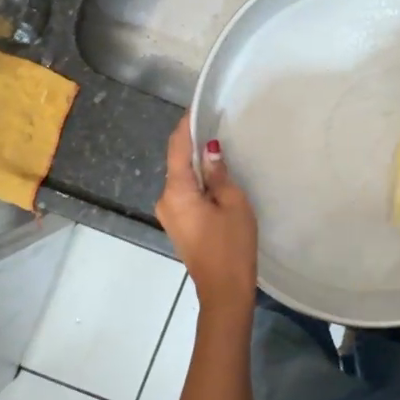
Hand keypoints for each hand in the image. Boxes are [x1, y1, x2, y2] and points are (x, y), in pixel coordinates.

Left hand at [157, 114, 258, 317]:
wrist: (224, 291)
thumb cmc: (232, 246)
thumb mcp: (233, 204)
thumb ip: (218, 173)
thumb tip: (209, 149)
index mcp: (177, 191)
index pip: (177, 147)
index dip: (186, 126)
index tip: (198, 107)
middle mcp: (165, 199)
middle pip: (177, 162)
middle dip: (194, 144)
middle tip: (217, 125)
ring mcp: (169, 214)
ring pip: (182, 179)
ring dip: (197, 164)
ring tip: (221, 149)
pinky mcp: (178, 224)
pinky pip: (185, 193)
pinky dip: (197, 182)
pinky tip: (215, 177)